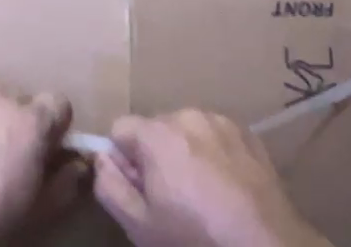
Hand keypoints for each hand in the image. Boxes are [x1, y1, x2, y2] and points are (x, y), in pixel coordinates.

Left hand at [0, 75, 88, 246]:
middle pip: (25, 100)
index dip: (55, 126)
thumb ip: (65, 185)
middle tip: (7, 154)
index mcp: (33, 123)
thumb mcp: (36, 212)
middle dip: (23, 122)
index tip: (46, 148)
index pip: (59, 103)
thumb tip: (81, 164)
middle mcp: (5, 96)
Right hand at [92, 110, 327, 246]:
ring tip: (203, 195)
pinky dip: (212, 155)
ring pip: (185, 131)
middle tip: (172, 198)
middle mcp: (187, 116)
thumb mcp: (140, 226)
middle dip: (155, 156)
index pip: (120, 128)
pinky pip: (215, 136)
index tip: (140, 191)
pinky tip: (226, 189)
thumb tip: (102, 158)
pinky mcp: (248, 134)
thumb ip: (109, 186)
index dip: (123, 161)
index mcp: (158, 133)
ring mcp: (221, 122)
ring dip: (184, 154)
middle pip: (153, 128)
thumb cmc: (198, 240)